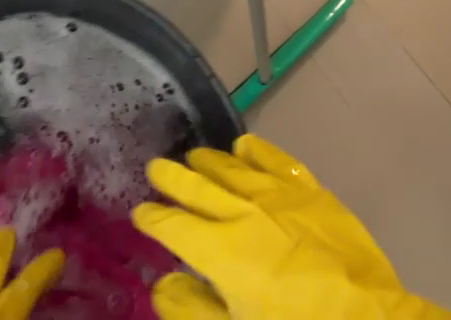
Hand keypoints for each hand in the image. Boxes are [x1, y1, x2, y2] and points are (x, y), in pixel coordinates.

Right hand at [132, 134, 450, 319]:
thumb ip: (194, 310)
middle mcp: (242, 213)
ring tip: (194, 158)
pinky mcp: (309, 192)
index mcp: (220, 251)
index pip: (173, 227)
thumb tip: (163, 285)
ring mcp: (277, 196)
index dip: (153, 219)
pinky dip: (256, 151)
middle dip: (171, 178)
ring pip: (232, 168)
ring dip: (209, 162)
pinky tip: (244, 146)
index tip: (140, 212)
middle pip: (197, 187)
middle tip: (155, 169)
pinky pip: (276, 161)